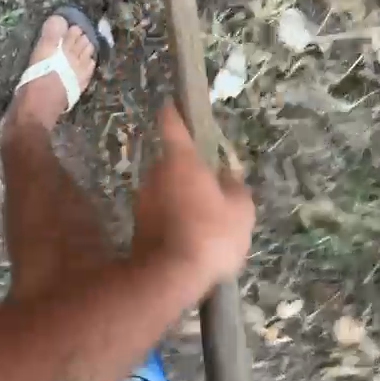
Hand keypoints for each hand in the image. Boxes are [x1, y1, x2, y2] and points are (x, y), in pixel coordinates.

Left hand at [131, 102, 254, 288]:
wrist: (169, 275)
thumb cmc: (210, 234)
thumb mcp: (240, 211)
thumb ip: (236, 187)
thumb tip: (229, 175)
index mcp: (180, 159)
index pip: (171, 123)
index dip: (175, 112)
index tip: (176, 105)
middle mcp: (155, 171)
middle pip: (172, 161)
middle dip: (189, 170)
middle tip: (212, 188)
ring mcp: (144, 196)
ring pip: (166, 187)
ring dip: (181, 196)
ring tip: (205, 219)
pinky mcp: (139, 221)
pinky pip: (161, 210)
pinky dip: (173, 216)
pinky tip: (191, 236)